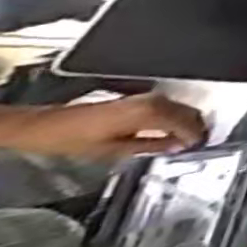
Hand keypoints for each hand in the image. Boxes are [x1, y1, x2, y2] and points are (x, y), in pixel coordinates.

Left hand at [9, 94, 207, 159]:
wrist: (47, 125)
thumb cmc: (75, 141)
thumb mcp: (114, 150)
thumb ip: (151, 146)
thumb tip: (178, 146)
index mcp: (150, 113)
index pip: (187, 122)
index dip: (195, 135)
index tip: (199, 147)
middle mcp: (155, 100)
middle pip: (189, 112)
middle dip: (196, 127)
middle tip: (195, 144)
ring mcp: (148, 97)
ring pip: (182, 108)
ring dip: (187, 122)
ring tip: (184, 139)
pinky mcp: (141, 98)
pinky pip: (170, 106)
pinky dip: (175, 117)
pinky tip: (170, 130)